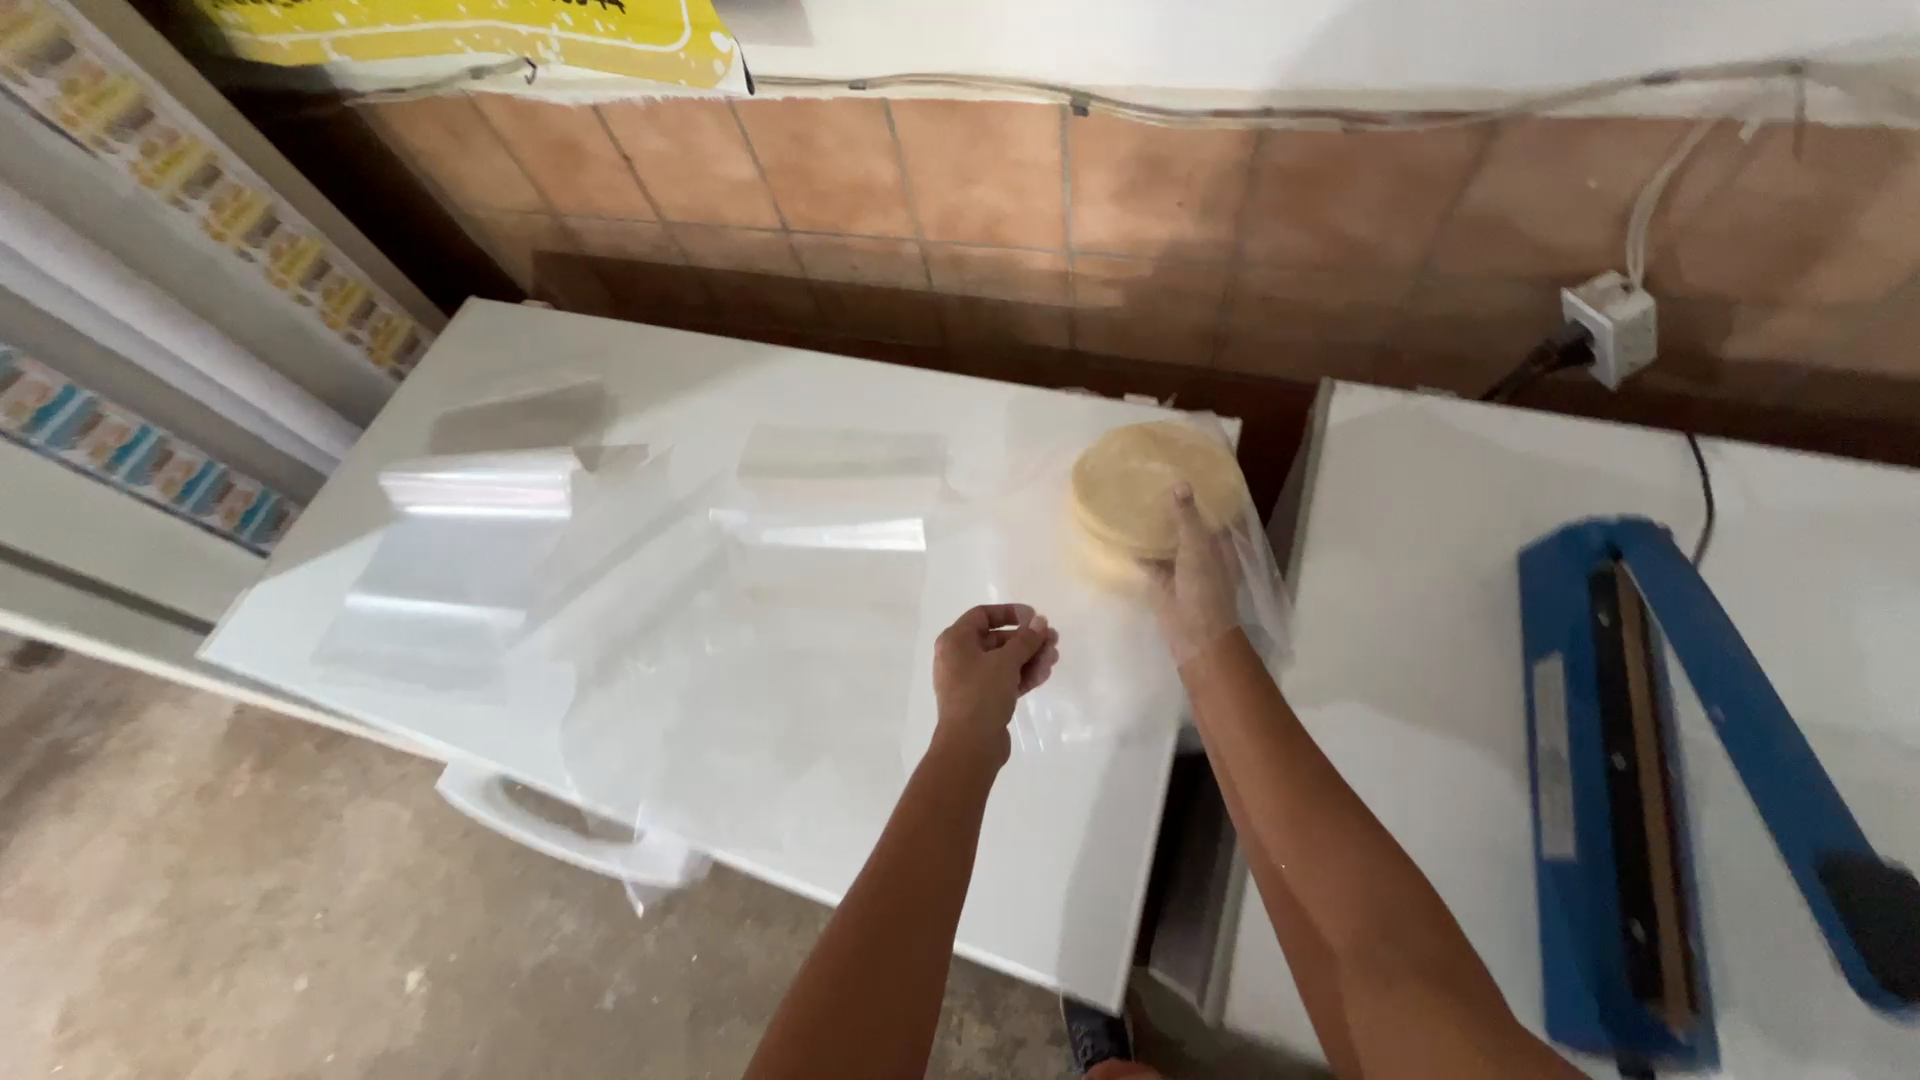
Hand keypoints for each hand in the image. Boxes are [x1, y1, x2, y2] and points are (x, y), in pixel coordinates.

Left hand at [932, 603, 1058, 764]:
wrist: (969, 745)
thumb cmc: (981, 693)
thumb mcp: (1006, 661)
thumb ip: (1025, 639)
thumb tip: (1040, 621)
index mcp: (955, 640)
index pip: (982, 615)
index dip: (1010, 613)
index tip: (1035, 618)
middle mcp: (959, 657)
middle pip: (997, 639)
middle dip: (1026, 640)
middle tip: (1053, 641)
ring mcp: (970, 680)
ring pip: (1003, 662)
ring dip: (1029, 658)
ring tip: (1053, 659)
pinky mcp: (982, 700)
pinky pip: (1004, 680)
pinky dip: (1022, 675)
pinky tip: (1044, 674)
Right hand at [1148, 482, 1241, 662]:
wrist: (1194, 634)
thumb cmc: (1205, 589)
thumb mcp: (1198, 548)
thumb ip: (1187, 518)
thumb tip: (1180, 483)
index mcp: (1221, 546)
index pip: (1214, 516)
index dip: (1203, 498)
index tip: (1185, 475)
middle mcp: (1204, 556)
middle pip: (1190, 529)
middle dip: (1176, 512)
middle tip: (1155, 484)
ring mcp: (1184, 571)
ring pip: (1170, 546)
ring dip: (1157, 531)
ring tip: (1138, 504)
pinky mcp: (1165, 584)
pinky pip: (1152, 563)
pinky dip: (1141, 552)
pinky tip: (1125, 536)